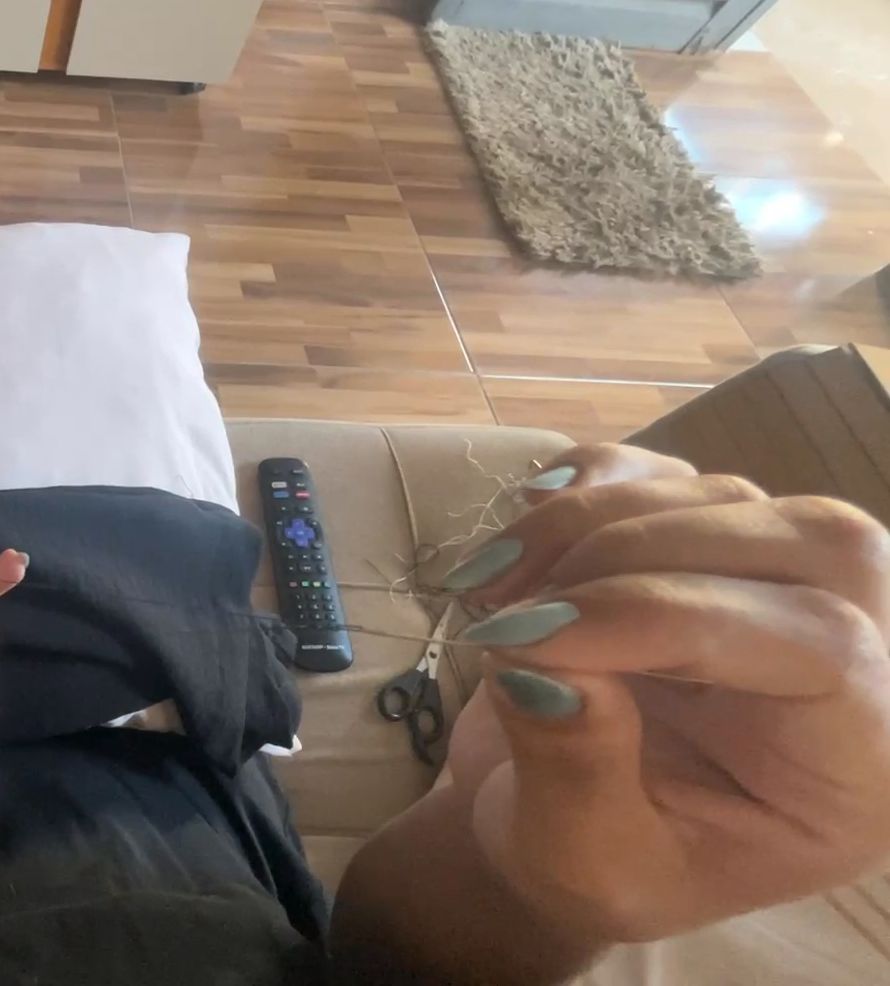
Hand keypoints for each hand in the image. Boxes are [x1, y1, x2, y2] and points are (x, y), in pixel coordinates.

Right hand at [436, 443, 889, 941]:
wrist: (541, 819)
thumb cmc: (576, 860)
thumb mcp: (576, 854)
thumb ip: (573, 767)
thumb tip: (535, 658)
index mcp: (849, 765)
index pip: (814, 644)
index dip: (653, 618)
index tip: (511, 643)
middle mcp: (841, 669)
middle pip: (811, 540)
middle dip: (632, 550)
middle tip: (507, 603)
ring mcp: (756, 596)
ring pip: (720, 494)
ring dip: (579, 521)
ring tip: (486, 585)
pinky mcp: (672, 555)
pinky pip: (655, 474)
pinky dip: (583, 476)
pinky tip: (523, 514)